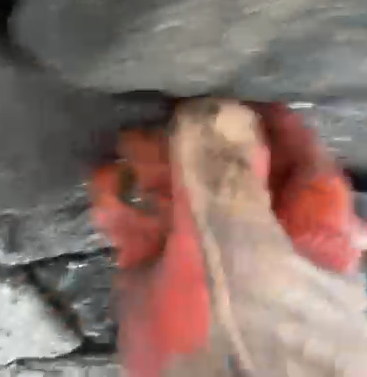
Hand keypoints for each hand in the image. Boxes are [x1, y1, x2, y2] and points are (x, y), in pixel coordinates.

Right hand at [93, 100, 366, 376]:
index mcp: (309, 231)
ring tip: (127, 151)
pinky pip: (126, 215)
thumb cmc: (258, 330)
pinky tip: (105, 186)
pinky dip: (110, 195)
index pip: (296, 160)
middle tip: (155, 115)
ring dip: (142, 162)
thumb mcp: (245, 246)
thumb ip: (224, 175)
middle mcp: (254, 232)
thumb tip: (215, 104)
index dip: (259, 121)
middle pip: (220, 164)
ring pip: (168, 184)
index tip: (216, 83)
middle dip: (184, 137)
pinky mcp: (149, 262)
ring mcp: (199, 248)